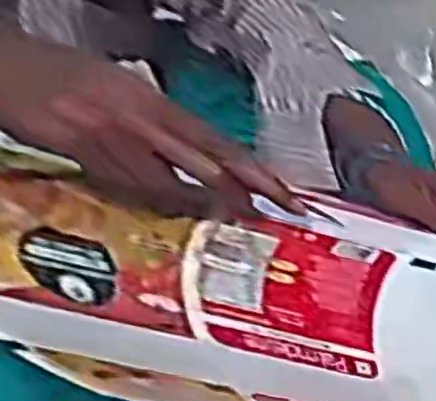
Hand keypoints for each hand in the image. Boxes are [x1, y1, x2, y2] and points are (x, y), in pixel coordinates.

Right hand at [0, 31, 301, 218]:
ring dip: (201, 207)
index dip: (265, 181)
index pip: (225, 149)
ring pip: (172, 189)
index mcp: (153, 103)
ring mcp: (104, 139)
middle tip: (259, 217)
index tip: (293, 203)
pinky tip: (171, 206)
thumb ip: (179, 126)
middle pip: (208, 174)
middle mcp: (134, 122)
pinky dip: (157, 202)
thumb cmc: (67, 72)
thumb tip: (227, 161)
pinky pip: (130, 190)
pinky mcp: (78, 153)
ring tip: (218, 214)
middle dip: (240, 202)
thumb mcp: (131, 89)